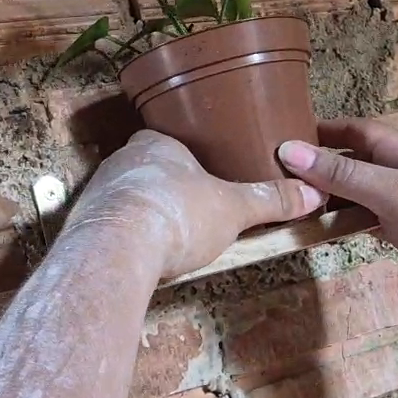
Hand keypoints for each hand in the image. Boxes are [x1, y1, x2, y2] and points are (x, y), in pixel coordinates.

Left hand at [64, 130, 323, 279]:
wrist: (116, 250)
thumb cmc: (178, 214)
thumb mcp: (234, 209)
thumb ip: (270, 201)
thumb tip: (313, 194)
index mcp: (156, 143)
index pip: (173, 142)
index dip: (190, 158)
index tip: (206, 175)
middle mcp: (122, 160)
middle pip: (149, 169)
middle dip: (169, 189)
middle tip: (193, 210)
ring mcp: (99, 191)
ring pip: (129, 197)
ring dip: (146, 213)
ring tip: (170, 237)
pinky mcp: (84, 224)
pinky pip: (110, 225)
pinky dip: (126, 237)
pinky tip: (141, 255)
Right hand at [278, 118, 397, 329]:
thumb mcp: (394, 194)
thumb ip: (344, 173)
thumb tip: (289, 150)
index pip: (354, 129)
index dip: (320, 130)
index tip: (280, 137)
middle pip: (352, 159)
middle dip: (317, 164)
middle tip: (274, 177)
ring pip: (356, 192)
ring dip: (326, 196)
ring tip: (288, 205)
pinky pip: (366, 219)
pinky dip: (342, 221)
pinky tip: (321, 231)